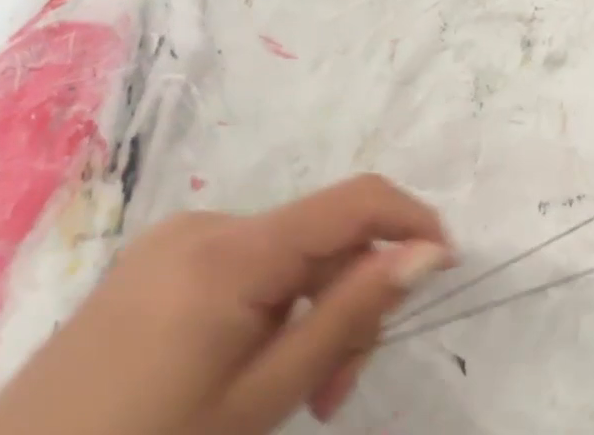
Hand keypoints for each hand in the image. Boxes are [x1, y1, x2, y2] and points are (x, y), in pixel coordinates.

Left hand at [0, 175, 453, 434]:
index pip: (359, 200)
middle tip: (338, 386)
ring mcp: (170, 246)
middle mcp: (205, 227)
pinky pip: (245, 268)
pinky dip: (272, 309)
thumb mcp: (264, 392)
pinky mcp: (148, 268)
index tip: (446, 272)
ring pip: (289, 259)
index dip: (417, 223)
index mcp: (233, 250)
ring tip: (299, 390)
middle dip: (350, 303)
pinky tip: (255, 365)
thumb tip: (431, 251)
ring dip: (313, 315)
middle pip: (324, 240)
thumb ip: (353, 313)